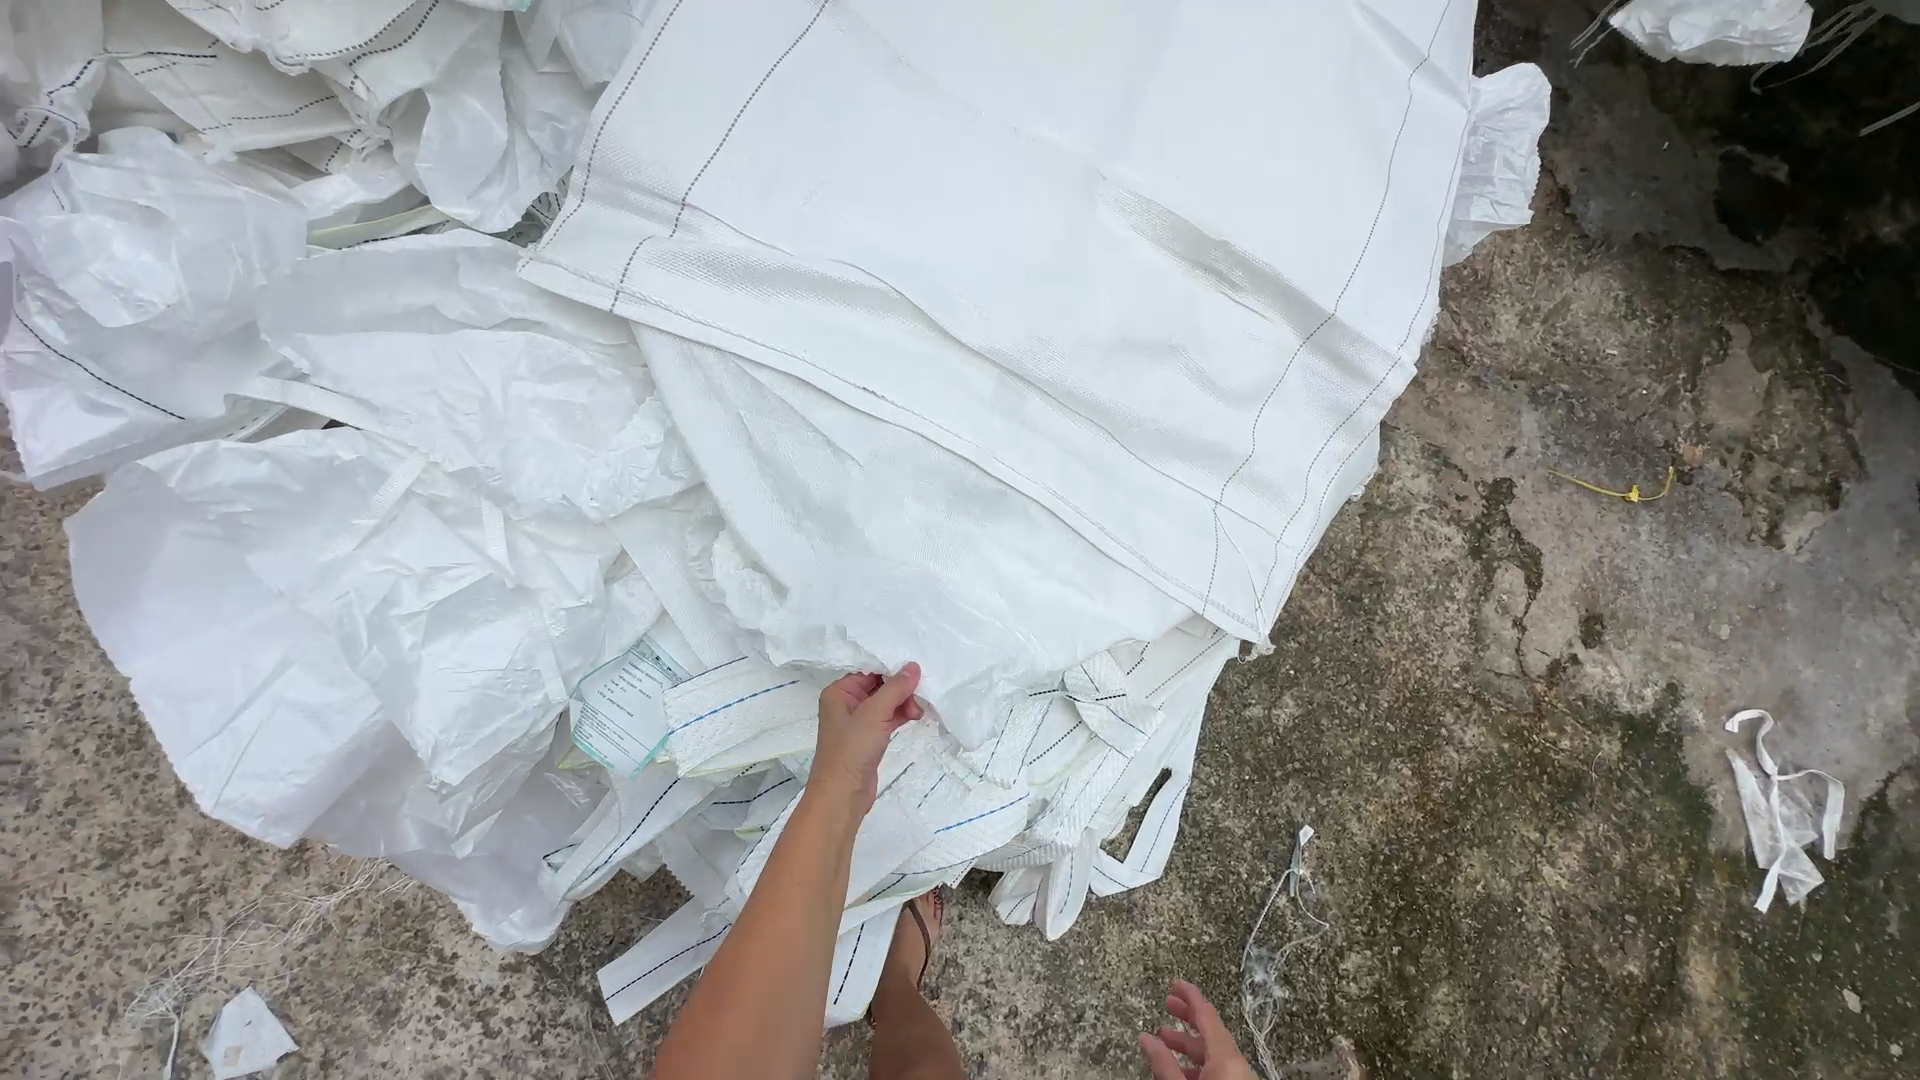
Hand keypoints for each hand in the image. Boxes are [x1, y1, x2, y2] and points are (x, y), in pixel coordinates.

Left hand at [809, 663, 922, 813]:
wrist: (843, 794)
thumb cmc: (852, 749)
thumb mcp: (874, 714)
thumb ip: (895, 688)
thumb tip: (913, 666)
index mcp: (839, 692)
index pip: (869, 670)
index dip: (892, 668)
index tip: (916, 668)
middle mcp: (847, 703)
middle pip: (879, 685)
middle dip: (901, 689)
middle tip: (920, 696)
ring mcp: (858, 721)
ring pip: (886, 702)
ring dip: (904, 703)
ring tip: (918, 712)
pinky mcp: (869, 737)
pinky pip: (888, 718)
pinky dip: (901, 715)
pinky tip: (916, 716)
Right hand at [1139, 979, 1256, 1079]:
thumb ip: (1164, 1062)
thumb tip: (1145, 1038)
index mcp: (1227, 1056)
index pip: (1208, 1015)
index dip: (1190, 995)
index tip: (1175, 982)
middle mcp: (1237, 1063)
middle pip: (1211, 1030)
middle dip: (1187, 1016)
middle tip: (1167, 1003)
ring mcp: (1240, 1076)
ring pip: (1213, 1052)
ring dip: (1188, 1042)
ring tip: (1163, 1038)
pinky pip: (1218, 1067)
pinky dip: (1198, 1062)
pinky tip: (1179, 1067)